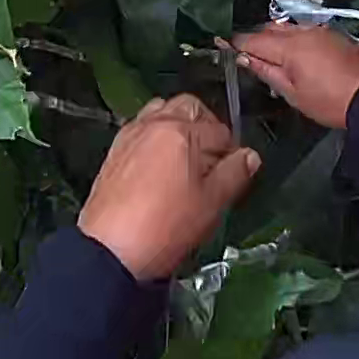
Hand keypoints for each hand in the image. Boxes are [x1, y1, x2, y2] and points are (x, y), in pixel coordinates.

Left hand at [78, 95, 260, 280]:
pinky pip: (142, 126)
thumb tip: (250, 156)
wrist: (109, 252)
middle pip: (190, 107)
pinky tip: (160, 164)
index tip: (232, 173)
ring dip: (179, 123)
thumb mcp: (211, 203)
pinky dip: (156, 134)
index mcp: (182, 131)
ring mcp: (133, 133)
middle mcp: (156, 123)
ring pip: (163, 110)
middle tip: (212, 158)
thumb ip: (234, 174)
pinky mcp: (116, 148)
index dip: (231, 152)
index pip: (220, 131)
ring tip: (185, 156)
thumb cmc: (166, 226)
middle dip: (207, 126)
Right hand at [225, 23, 358, 129]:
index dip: (236, 43)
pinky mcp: (333, 35)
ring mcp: (319, 30)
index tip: (223, 46)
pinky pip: (304, 30)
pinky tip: (294, 53)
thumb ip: (266, 72)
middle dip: (255, 38)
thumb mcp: (292, 93)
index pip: (253, 39)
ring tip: (269, 55)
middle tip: (246, 54)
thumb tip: (245, 58)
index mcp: (288, 46)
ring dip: (275, 37)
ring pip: (288, 27)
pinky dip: (293, 38)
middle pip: (269, 28)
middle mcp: (302, 31)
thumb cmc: (328, 101)